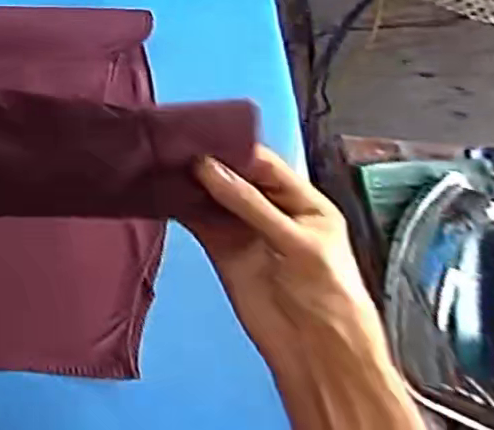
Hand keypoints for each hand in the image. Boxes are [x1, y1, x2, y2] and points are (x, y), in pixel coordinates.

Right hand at [185, 146, 419, 429]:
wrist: (318, 357)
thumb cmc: (334, 303)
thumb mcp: (299, 246)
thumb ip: (251, 204)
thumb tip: (207, 165)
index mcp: (301, 202)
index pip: (261, 161)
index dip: (231, 146)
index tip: (199, 135)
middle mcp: (268, 208)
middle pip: (229, 172)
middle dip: (203, 158)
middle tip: (173, 144)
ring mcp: (241, 225)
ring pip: (206, 189)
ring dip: (185, 177)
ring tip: (160, 160)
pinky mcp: (217, 242)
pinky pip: (192, 213)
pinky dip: (175, 200)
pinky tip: (160, 188)